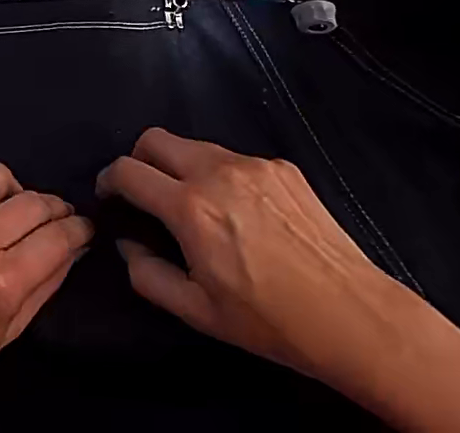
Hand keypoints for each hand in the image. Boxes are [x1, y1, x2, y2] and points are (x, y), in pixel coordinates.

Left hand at [0, 162, 91, 417]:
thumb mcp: (9, 330)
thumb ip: (49, 282)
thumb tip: (75, 246)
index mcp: (0, 284)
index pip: (59, 236)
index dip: (80, 229)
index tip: (84, 228)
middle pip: (38, 203)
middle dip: (57, 211)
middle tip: (58, 222)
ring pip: (6, 177)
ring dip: (21, 193)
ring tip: (17, 213)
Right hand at [99, 130, 459, 432]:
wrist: (351, 312)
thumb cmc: (268, 321)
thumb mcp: (198, 312)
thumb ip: (148, 274)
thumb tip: (126, 244)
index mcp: (191, 208)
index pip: (130, 170)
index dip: (109, 179)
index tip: (109, 194)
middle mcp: (217, 171)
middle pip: (156, 138)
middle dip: (138, 158)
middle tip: (143, 191)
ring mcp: (253, 162)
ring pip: (196, 145)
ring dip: (180, 166)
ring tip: (195, 206)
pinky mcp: (281, 164)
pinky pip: (235, 158)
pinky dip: (221, 174)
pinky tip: (241, 211)